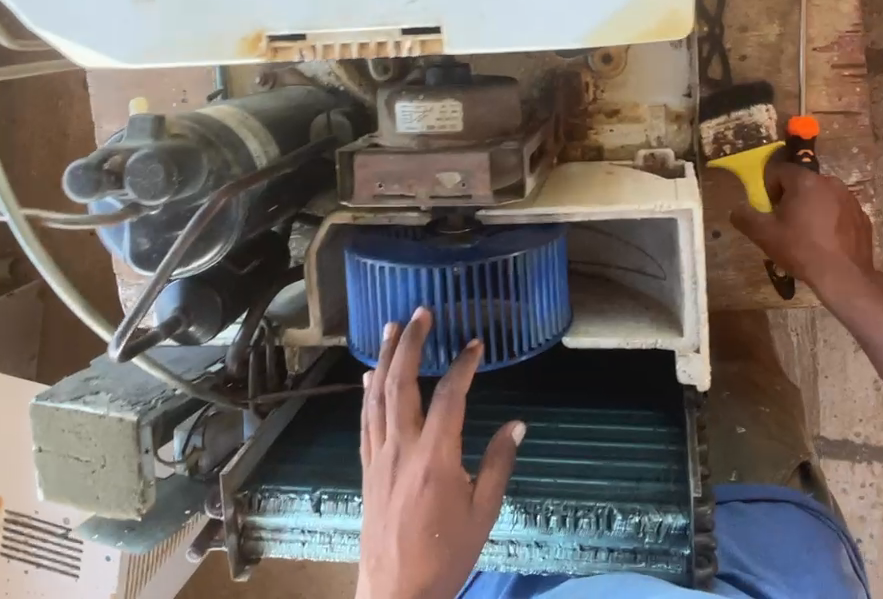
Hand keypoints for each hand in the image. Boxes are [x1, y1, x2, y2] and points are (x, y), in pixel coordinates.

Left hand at [355, 307, 525, 598]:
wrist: (396, 596)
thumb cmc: (445, 556)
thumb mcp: (484, 513)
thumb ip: (498, 464)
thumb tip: (517, 423)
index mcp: (435, 458)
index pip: (450, 396)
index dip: (463, 365)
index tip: (475, 343)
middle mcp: (401, 448)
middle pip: (401, 383)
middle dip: (410, 343)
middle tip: (420, 312)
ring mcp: (378, 457)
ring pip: (377, 395)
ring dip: (384, 357)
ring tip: (391, 326)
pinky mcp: (366, 468)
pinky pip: (365, 420)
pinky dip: (368, 392)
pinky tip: (369, 374)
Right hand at [729, 160, 874, 290]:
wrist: (845, 277)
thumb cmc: (801, 250)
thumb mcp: (764, 235)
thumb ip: (745, 217)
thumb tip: (737, 209)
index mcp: (805, 181)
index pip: (779, 171)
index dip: (769, 189)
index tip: (769, 211)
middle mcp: (830, 182)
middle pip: (801, 183)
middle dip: (791, 199)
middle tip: (786, 224)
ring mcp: (850, 199)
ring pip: (822, 197)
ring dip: (812, 209)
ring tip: (808, 235)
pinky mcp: (862, 216)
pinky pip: (839, 211)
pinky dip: (830, 221)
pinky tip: (826, 242)